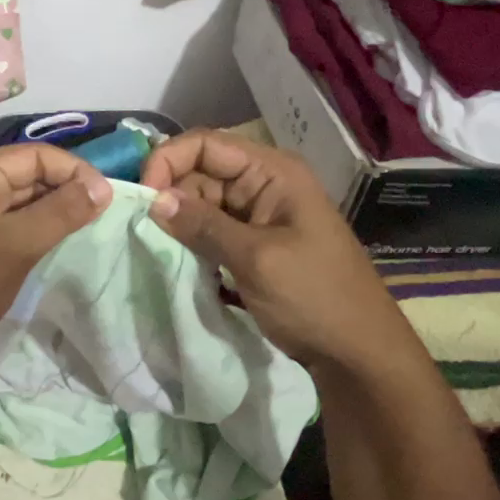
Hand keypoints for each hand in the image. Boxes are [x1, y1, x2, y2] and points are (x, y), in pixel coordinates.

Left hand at [0, 144, 112, 383]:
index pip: (35, 155)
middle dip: (67, 189)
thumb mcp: (17, 245)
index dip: (74, 170)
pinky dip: (39, 230)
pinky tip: (61, 244)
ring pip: (23, 201)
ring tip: (90, 229)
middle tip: (104, 216)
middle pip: (29, 174)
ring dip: (55, 211)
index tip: (108, 198)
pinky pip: (13, 225)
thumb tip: (104, 187)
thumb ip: (61, 212)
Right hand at [141, 129, 411, 369]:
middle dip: (167, 192)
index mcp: (272, 172)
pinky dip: (189, 240)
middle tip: (140, 228)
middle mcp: (263, 184)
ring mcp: (258, 215)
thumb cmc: (315, 298)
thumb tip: (153, 200)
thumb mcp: (255, 259)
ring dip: (176, 220)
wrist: (359, 356)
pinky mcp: (252, 244)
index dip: (168, 160)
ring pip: (200, 202)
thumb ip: (203, 225)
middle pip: (199, 171)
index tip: (142, 197)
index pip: (205, 143)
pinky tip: (172, 257)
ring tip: (151, 244)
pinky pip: (209, 230)